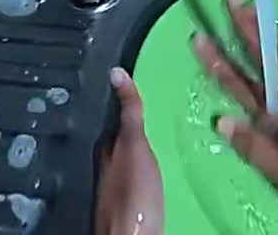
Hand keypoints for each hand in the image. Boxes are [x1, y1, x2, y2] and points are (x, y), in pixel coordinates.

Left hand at [95, 67, 163, 234]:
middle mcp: (109, 167)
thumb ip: (129, 111)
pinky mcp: (134, 206)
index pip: (117, 117)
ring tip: (172, 136)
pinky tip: (167, 168)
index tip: (150, 87)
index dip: (131, 103)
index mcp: (106, 149)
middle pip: (126, 139)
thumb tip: (116, 71)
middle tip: (167, 110)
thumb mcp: (133, 144)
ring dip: (151, 148)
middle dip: (143, 126)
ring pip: (135, 159)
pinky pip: (144, 177)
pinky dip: (154, 169)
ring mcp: (120, 188)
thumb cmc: (133, 191)